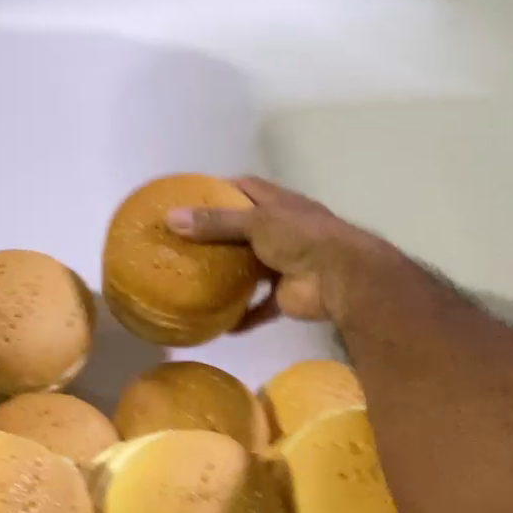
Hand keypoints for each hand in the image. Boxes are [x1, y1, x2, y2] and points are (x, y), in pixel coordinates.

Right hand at [167, 176, 390, 327]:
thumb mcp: (255, 222)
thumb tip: (170, 219)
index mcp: (278, 205)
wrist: (341, 278)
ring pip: (250, 268)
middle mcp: (281, 231)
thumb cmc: (301, 238)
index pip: (245, 188)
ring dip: (228, 275)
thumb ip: (215, 222)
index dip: (219, 190)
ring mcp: (284, 263)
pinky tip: (220, 324)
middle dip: (216, 235)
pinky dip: (243, 316)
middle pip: (243, 228)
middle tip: (180, 242)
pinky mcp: (285, 294)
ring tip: (193, 280)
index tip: (189, 198)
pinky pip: (259, 307)